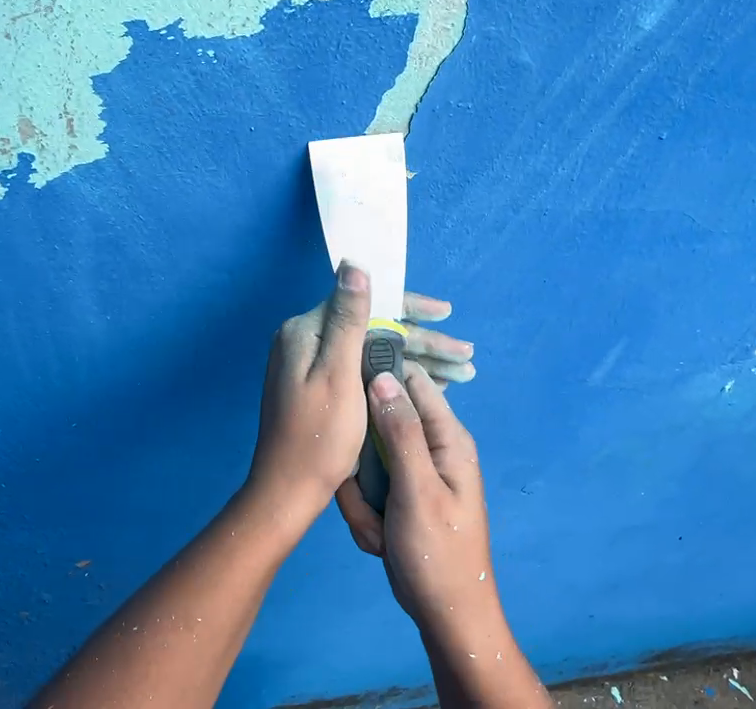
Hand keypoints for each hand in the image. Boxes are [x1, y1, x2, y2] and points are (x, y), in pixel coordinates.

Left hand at [246, 269, 475, 519]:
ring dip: (417, 359)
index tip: (446, 313)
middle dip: (422, 340)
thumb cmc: (318, 435)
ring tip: (463, 374)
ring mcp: (312, 364)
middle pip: (372, 327)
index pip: (364, 301)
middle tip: (467, 356)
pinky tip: (430, 386)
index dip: (409, 307)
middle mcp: (305, 339)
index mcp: (305, 330)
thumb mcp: (338, 373)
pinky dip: (397, 375)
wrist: (288, 491)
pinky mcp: (321, 386)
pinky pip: (365, 368)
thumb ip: (348, 318)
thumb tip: (354, 263)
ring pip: (373, 350)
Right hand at [333, 364, 499, 640]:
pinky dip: (365, 512)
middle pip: (376, 423)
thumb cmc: (437, 553)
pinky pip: (364, 487)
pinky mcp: (396, 494)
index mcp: (446, 437)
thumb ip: (400, 431)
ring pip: (363, 459)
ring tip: (379, 525)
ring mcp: (410, 472)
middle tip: (369, 495)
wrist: (446, 616)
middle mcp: (430, 446)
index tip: (348, 396)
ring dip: (362, 496)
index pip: (411, 380)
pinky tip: (379, 537)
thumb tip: (382, 376)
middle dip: (363, 462)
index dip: (378, 376)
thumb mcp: (417, 489)